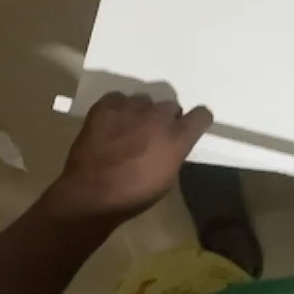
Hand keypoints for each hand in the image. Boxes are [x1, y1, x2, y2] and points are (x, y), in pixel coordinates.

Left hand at [43, 93, 213, 225]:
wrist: (91, 193)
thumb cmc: (133, 195)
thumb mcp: (167, 178)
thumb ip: (173, 153)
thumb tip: (171, 143)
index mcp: (177, 137)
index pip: (201, 114)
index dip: (196, 120)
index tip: (189, 127)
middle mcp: (158, 116)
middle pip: (170, 106)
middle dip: (164, 119)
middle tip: (151, 135)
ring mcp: (131, 107)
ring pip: (144, 101)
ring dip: (141, 113)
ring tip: (127, 129)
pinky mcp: (106, 105)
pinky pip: (119, 99)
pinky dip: (117, 109)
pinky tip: (110, 124)